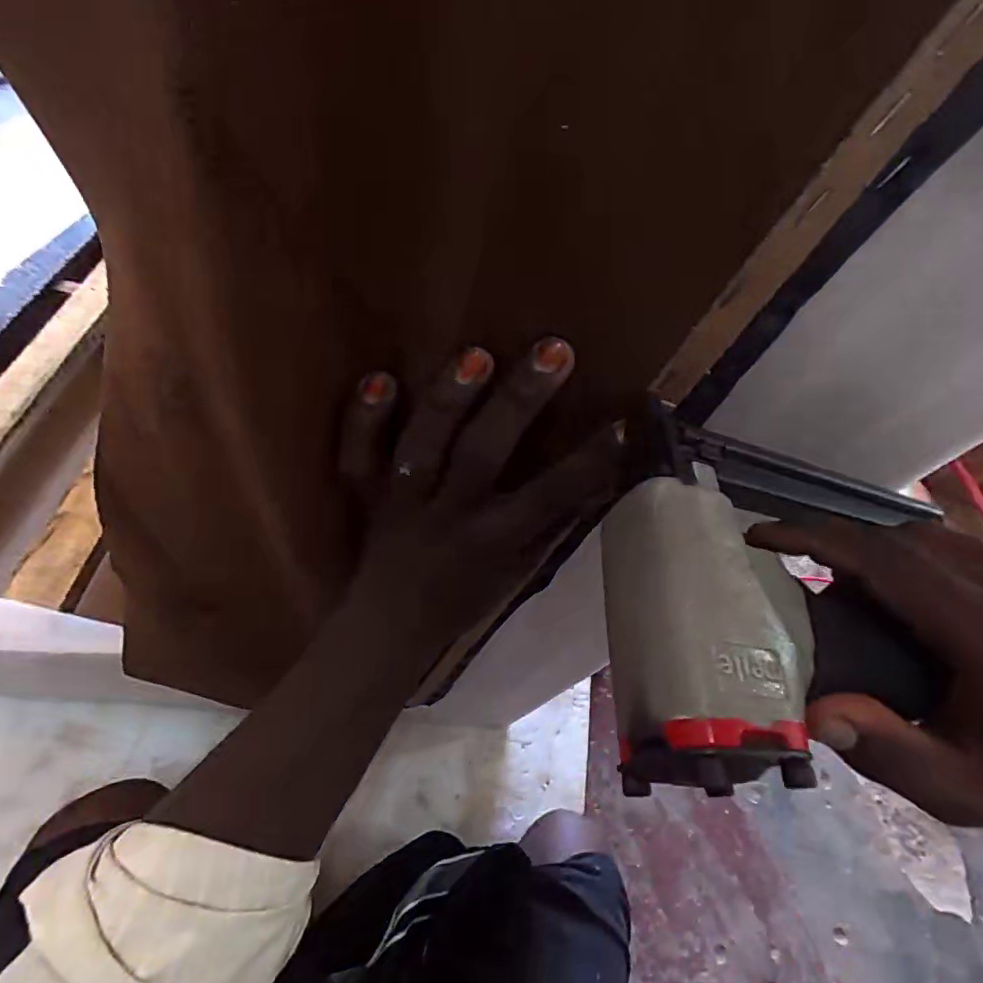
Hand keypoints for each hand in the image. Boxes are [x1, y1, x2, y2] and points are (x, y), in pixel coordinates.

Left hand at [331, 338, 621, 682]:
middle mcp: (451, 513)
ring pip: (425, 444)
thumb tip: (592, 482)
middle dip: (520, 401)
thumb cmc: (465, 602)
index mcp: (494, 539)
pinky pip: (358, 457)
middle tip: (554, 351)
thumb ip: (550, 527)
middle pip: (485, 451)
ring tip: (477, 355)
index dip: (590, 462)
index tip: (623, 424)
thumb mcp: (517, 572)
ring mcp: (405, 500)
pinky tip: (378, 379)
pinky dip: (363, 422)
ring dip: (450, 399)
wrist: (389, 631)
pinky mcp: (369, 494)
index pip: (551, 496)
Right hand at [746, 517, 982, 890]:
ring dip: (869, 551)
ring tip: (836, 590)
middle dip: (833, 543)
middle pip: (899, 539)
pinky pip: (951, 547)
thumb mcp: (965, 791)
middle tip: (788, 568)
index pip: (887, 563)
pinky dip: (904, 558)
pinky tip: (892, 598)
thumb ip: (888, 751)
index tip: (764, 535)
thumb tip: (815, 710)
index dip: (817, 539)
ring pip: (925, 537)